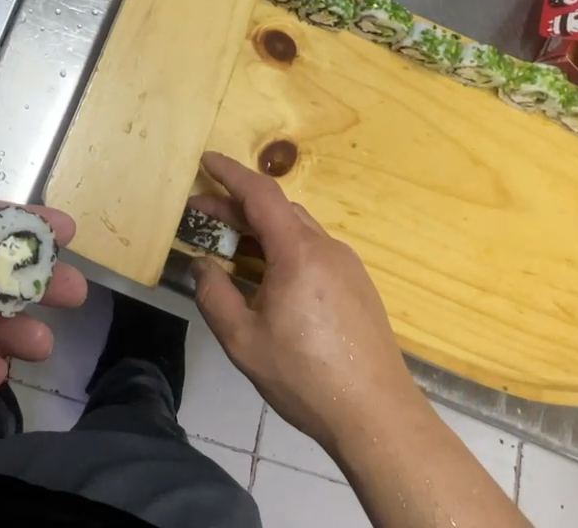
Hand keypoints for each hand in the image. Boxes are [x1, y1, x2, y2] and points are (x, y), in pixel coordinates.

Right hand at [190, 151, 417, 446]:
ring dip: (259, 229)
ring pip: (296, 230)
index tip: (205, 159)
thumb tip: (200, 265)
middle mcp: (326, 248)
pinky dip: (281, 248)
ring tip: (228, 246)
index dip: (230, 172)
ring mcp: (347, 267)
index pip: (260, 194)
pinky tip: (266, 277)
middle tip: (199, 213)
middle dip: (236, 206)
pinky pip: (313, 251)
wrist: (378, 418)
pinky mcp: (357, 287)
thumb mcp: (242, 339)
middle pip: (277, 210)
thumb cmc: (305, 376)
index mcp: (298, 252)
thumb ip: (213, 295)